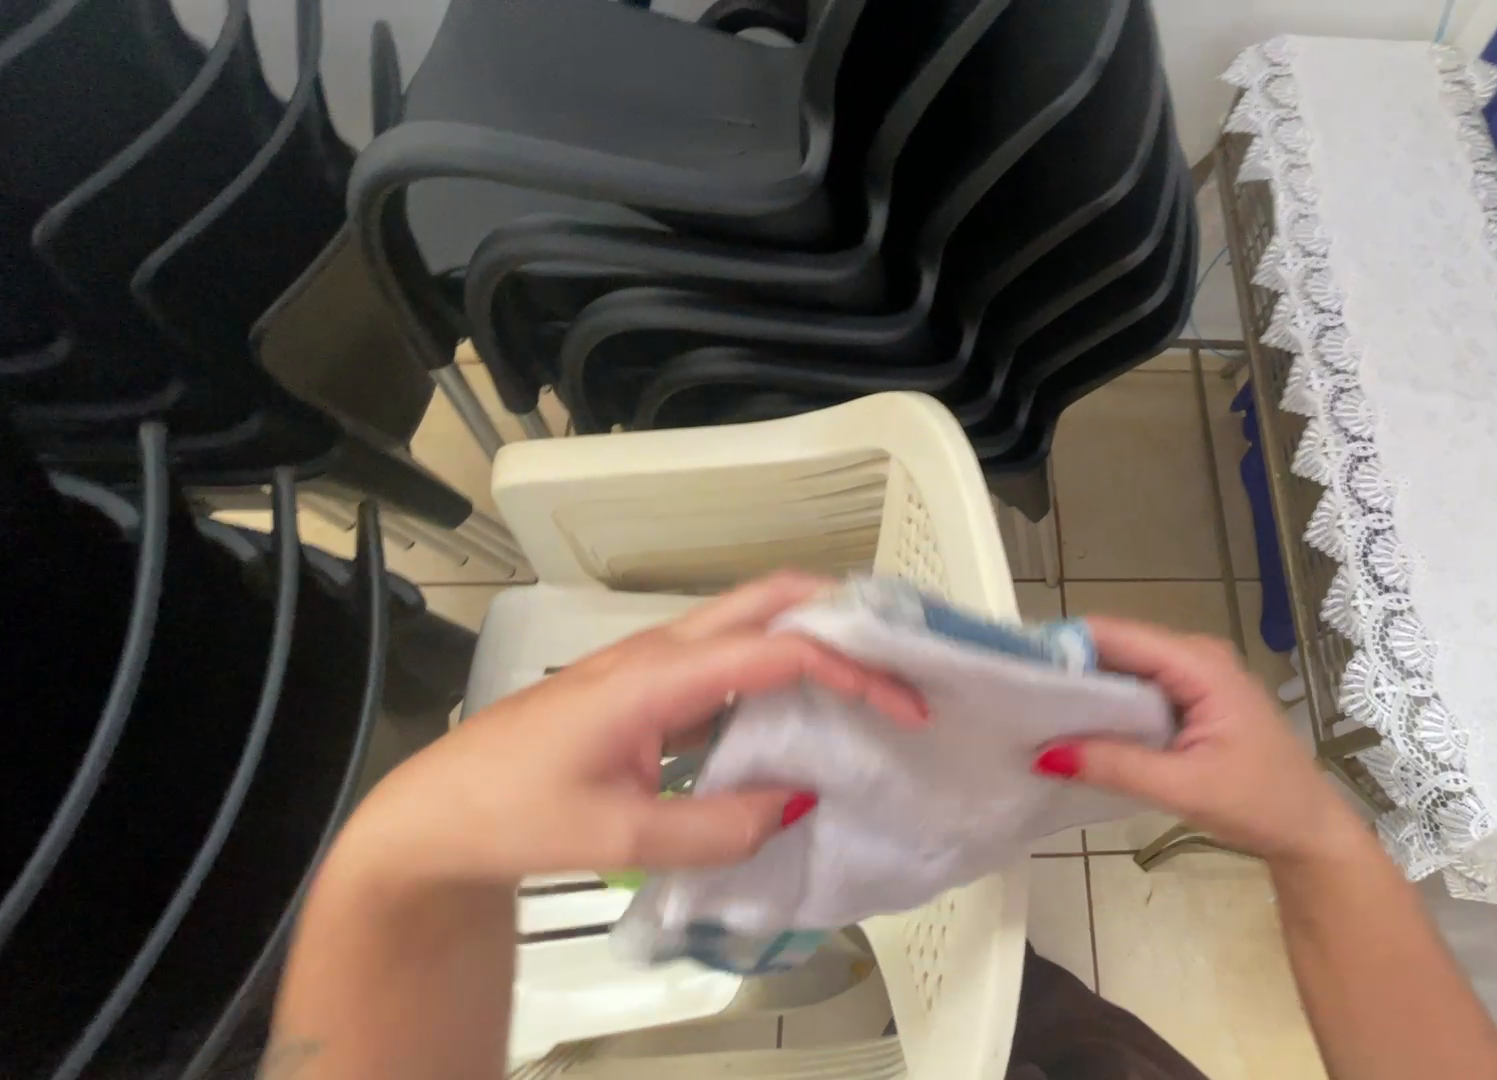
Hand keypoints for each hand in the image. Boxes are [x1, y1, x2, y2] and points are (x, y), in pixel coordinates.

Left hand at [338, 573, 927, 886]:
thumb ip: (715, 827)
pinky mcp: (657, 680)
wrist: (435, 812)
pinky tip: (807, 703)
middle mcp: (666, 648)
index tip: (901, 706)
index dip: (849, 670)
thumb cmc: (511, 814)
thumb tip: (798, 800)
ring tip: (873, 671)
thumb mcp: (616, 839)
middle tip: (900, 656)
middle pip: (771, 595)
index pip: (777, 649)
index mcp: (657, 675)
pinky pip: (737, 653)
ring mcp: (660, 659)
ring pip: (756, 615)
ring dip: (819, 630)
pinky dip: (786, 662)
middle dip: (845, 614)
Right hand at [1032, 617, 1365, 863]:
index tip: (1019, 666)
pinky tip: (1075, 724)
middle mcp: (1193, 656)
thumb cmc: (1260, 804)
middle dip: (1069, 666)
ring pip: (1123, 667)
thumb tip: (1044, 754)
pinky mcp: (1188, 696)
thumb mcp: (1186, 788)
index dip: (1068, 644)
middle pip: (1117, 646)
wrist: (1308, 829)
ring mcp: (1191, 675)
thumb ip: (1116, 766)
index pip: (1120, 636)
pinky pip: (1135, 686)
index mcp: (1199, 664)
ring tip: (1035, 709)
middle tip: (1018, 693)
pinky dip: (1105, 702)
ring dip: (1084, 686)